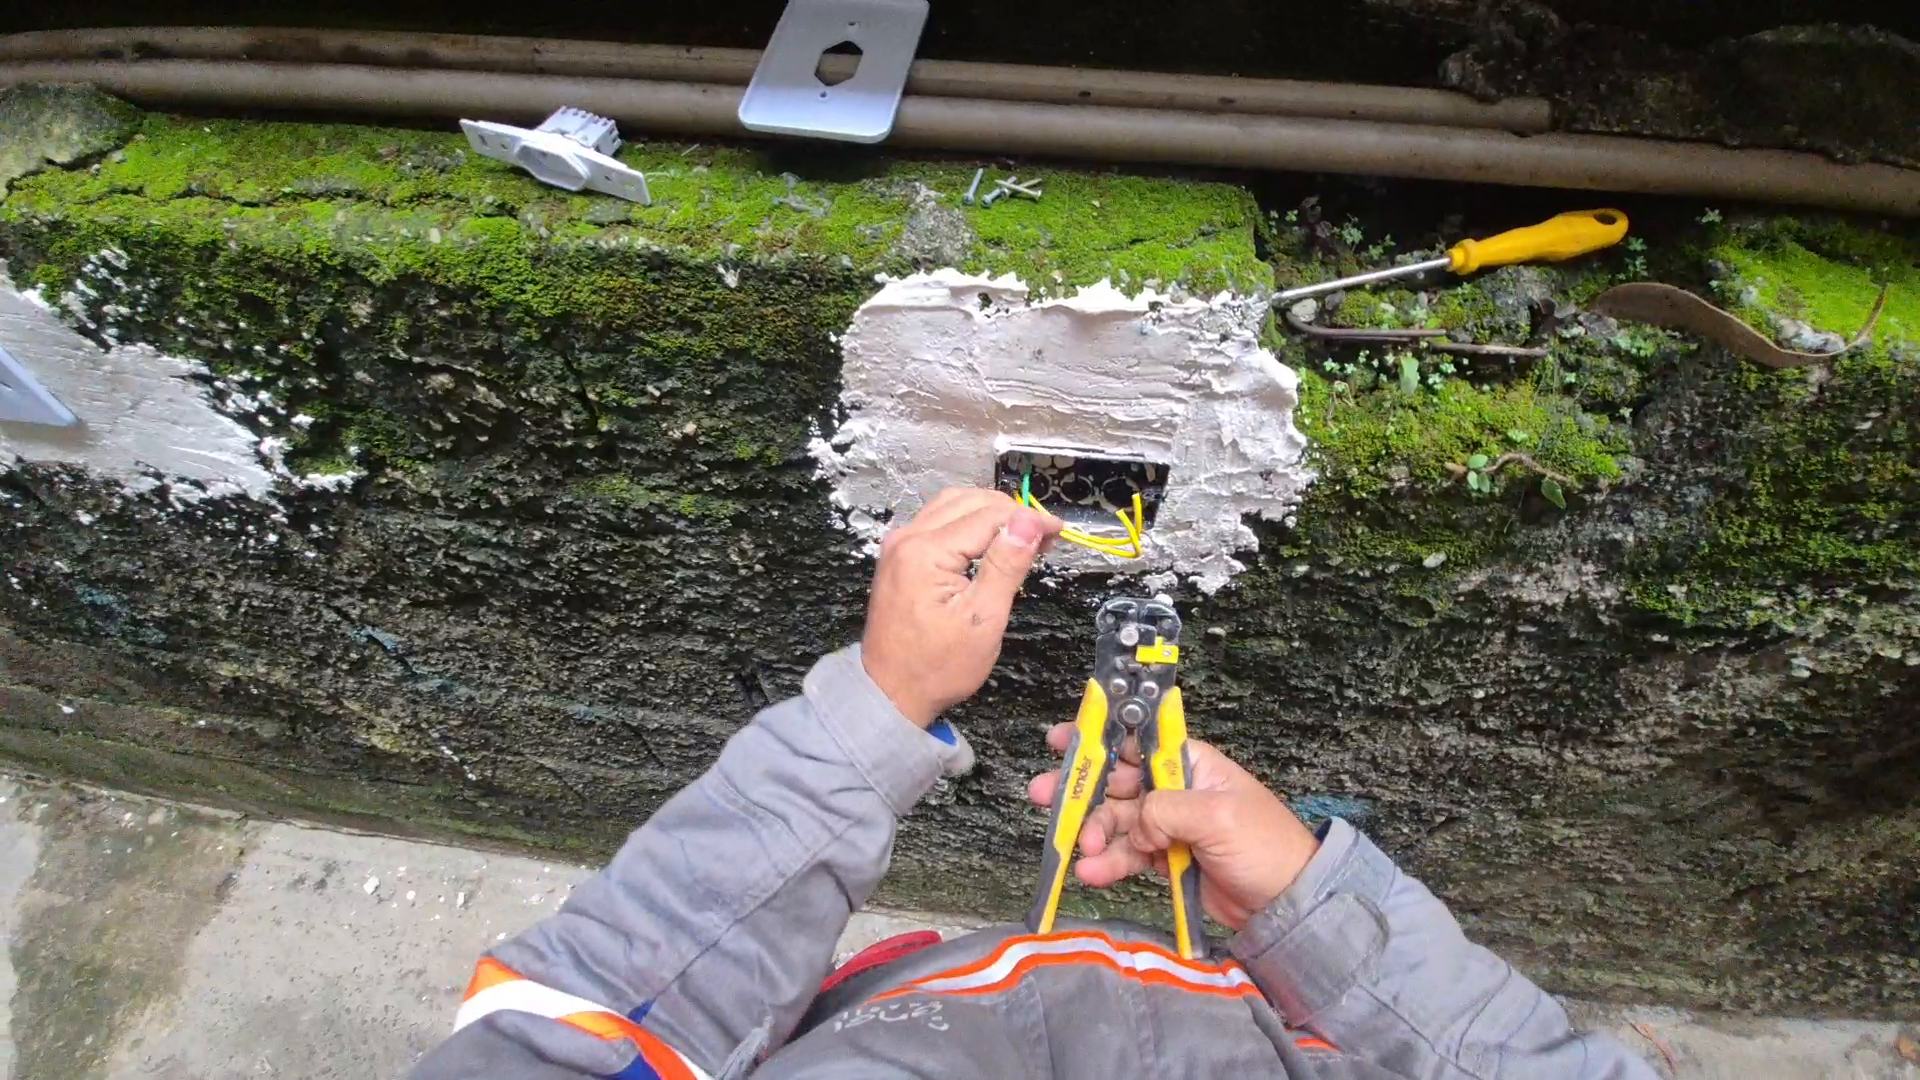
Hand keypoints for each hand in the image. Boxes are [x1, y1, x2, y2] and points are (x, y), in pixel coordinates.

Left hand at [862, 488, 1063, 727]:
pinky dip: (967, 523)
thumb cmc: (937, 667)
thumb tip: (1030, 521)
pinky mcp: (899, 555)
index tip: (1058, 530)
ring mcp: (898, 545)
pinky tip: (989, 542)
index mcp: (925, 552)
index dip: (1028, 518)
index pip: (988, 515)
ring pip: (952, 505)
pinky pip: (937, 521)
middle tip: (1043, 535)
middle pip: (969, 501)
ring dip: (989, 513)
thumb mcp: (983, 619)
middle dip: (1011, 512)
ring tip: (1021, 536)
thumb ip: (1006, 565)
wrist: (890, 693)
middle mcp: (906, 538)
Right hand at [1027, 727, 1320, 930]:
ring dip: (1093, 832)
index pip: (1136, 740)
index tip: (1061, 740)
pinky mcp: (1165, 856)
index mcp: (1189, 763)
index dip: (1097, 737)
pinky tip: (1090, 871)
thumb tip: (1134, 824)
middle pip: (1116, 781)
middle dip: (1080, 789)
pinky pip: (1127, 853)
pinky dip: (1108, 861)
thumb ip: (1166, 810)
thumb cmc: (1265, 846)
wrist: (1290, 905)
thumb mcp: (1218, 817)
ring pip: (1116, 820)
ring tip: (1078, 851)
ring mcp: (1168, 824)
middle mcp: (1173, 787)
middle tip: (1044, 794)